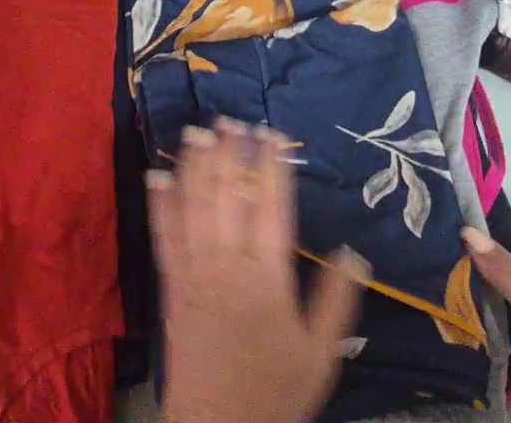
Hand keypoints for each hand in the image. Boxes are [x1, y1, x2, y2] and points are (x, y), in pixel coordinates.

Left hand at [147, 119, 366, 422]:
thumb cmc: (273, 390)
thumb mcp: (320, 353)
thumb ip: (337, 300)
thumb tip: (354, 252)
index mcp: (267, 277)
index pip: (270, 206)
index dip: (271, 166)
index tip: (272, 134)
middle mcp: (227, 264)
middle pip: (228, 195)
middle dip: (229, 153)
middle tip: (231, 119)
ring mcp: (193, 271)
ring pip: (193, 206)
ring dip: (195, 165)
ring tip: (198, 131)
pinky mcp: (170, 284)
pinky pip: (163, 235)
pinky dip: (160, 203)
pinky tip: (156, 175)